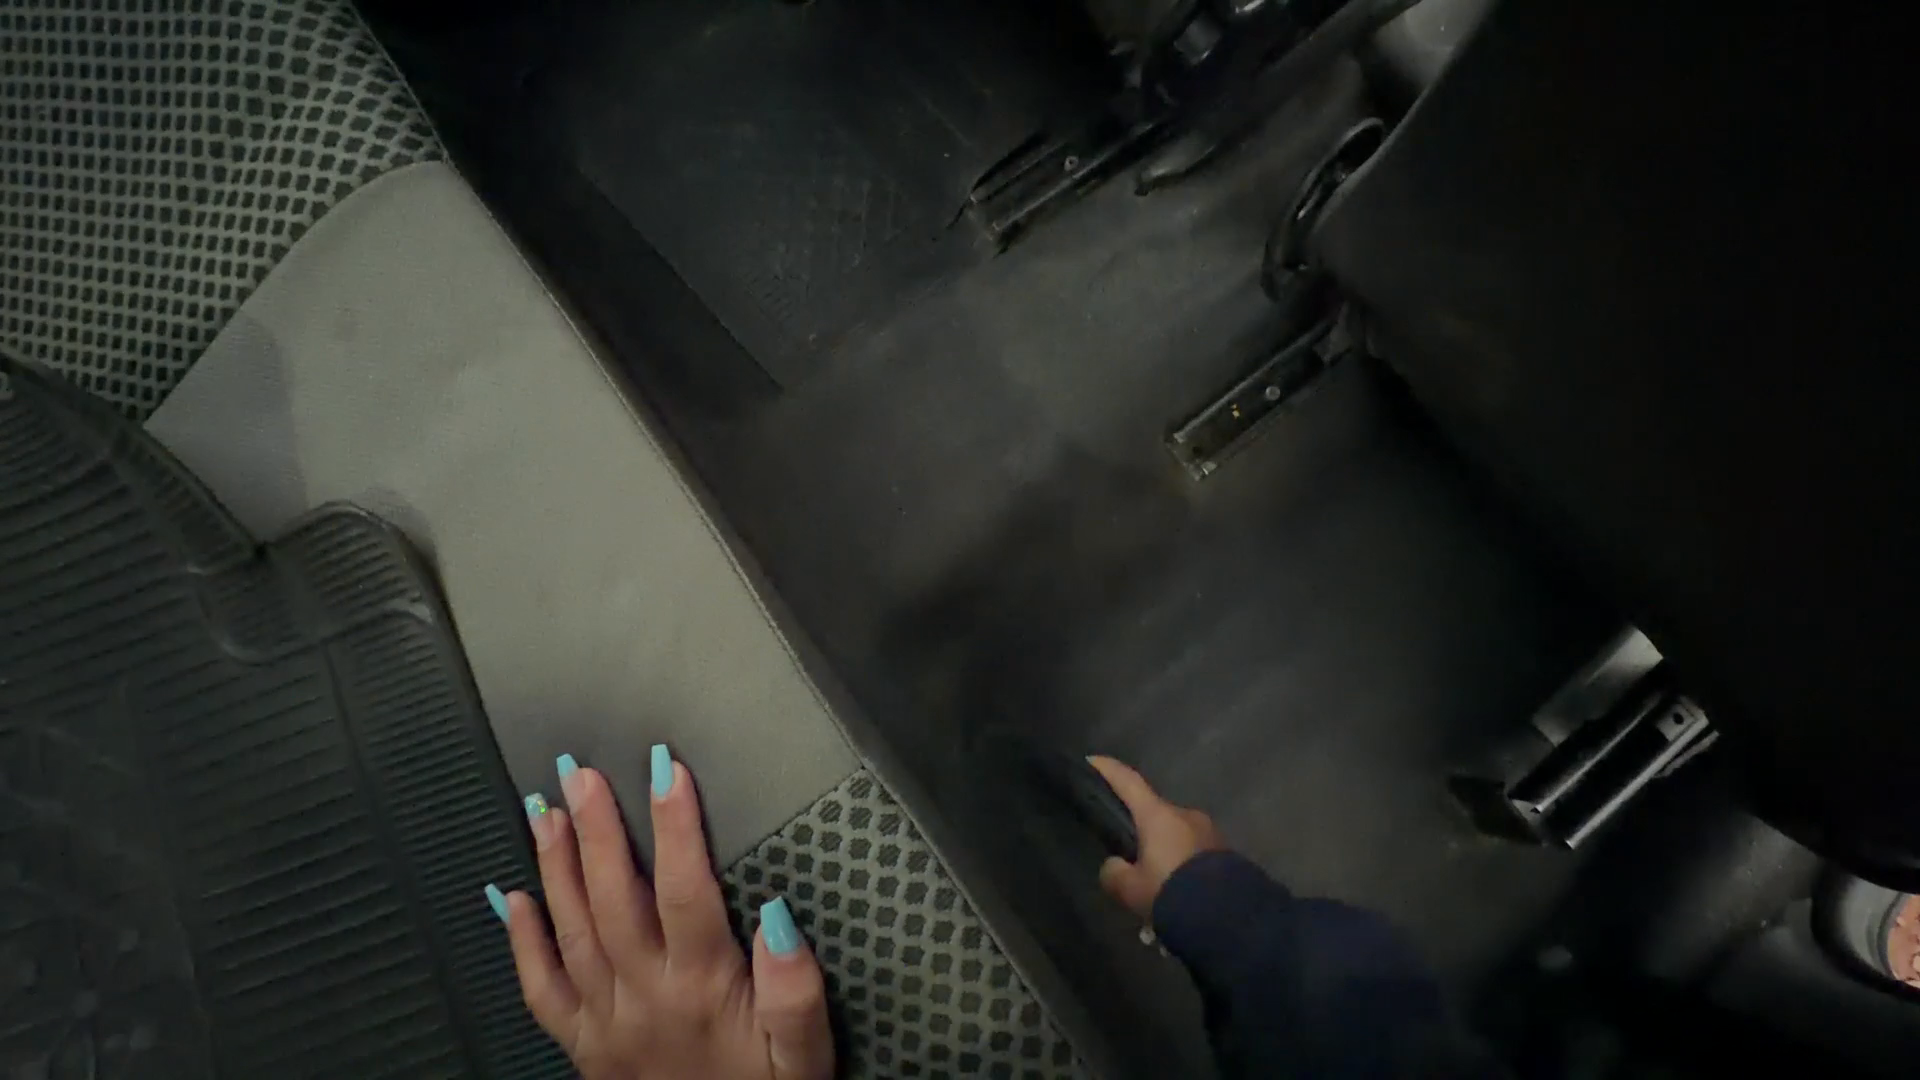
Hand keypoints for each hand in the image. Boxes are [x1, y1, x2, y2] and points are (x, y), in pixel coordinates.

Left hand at [488, 749, 833, 1079]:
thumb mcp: (805, 1054)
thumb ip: (797, 989)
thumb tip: (778, 916)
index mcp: (700, 986)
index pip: (683, 889)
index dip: (674, 824)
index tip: (665, 768)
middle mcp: (643, 996)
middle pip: (614, 898)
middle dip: (597, 829)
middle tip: (579, 773)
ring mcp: (604, 1021)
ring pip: (570, 931)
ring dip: (555, 867)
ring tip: (544, 810)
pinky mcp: (583, 1044)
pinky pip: (541, 990)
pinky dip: (520, 941)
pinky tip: (509, 896)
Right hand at [1088, 756, 1225, 919]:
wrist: (1232, 918)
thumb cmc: (1173, 892)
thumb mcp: (1132, 890)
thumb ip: (1114, 873)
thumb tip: (1114, 865)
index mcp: (1158, 815)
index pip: (1127, 781)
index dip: (1108, 769)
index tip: (1093, 760)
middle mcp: (1185, 814)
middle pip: (1154, 814)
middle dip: (1142, 833)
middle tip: (1131, 860)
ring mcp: (1210, 832)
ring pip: (1177, 837)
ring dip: (1166, 854)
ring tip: (1159, 890)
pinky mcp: (1228, 853)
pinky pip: (1196, 854)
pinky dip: (1185, 868)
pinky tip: (1181, 896)